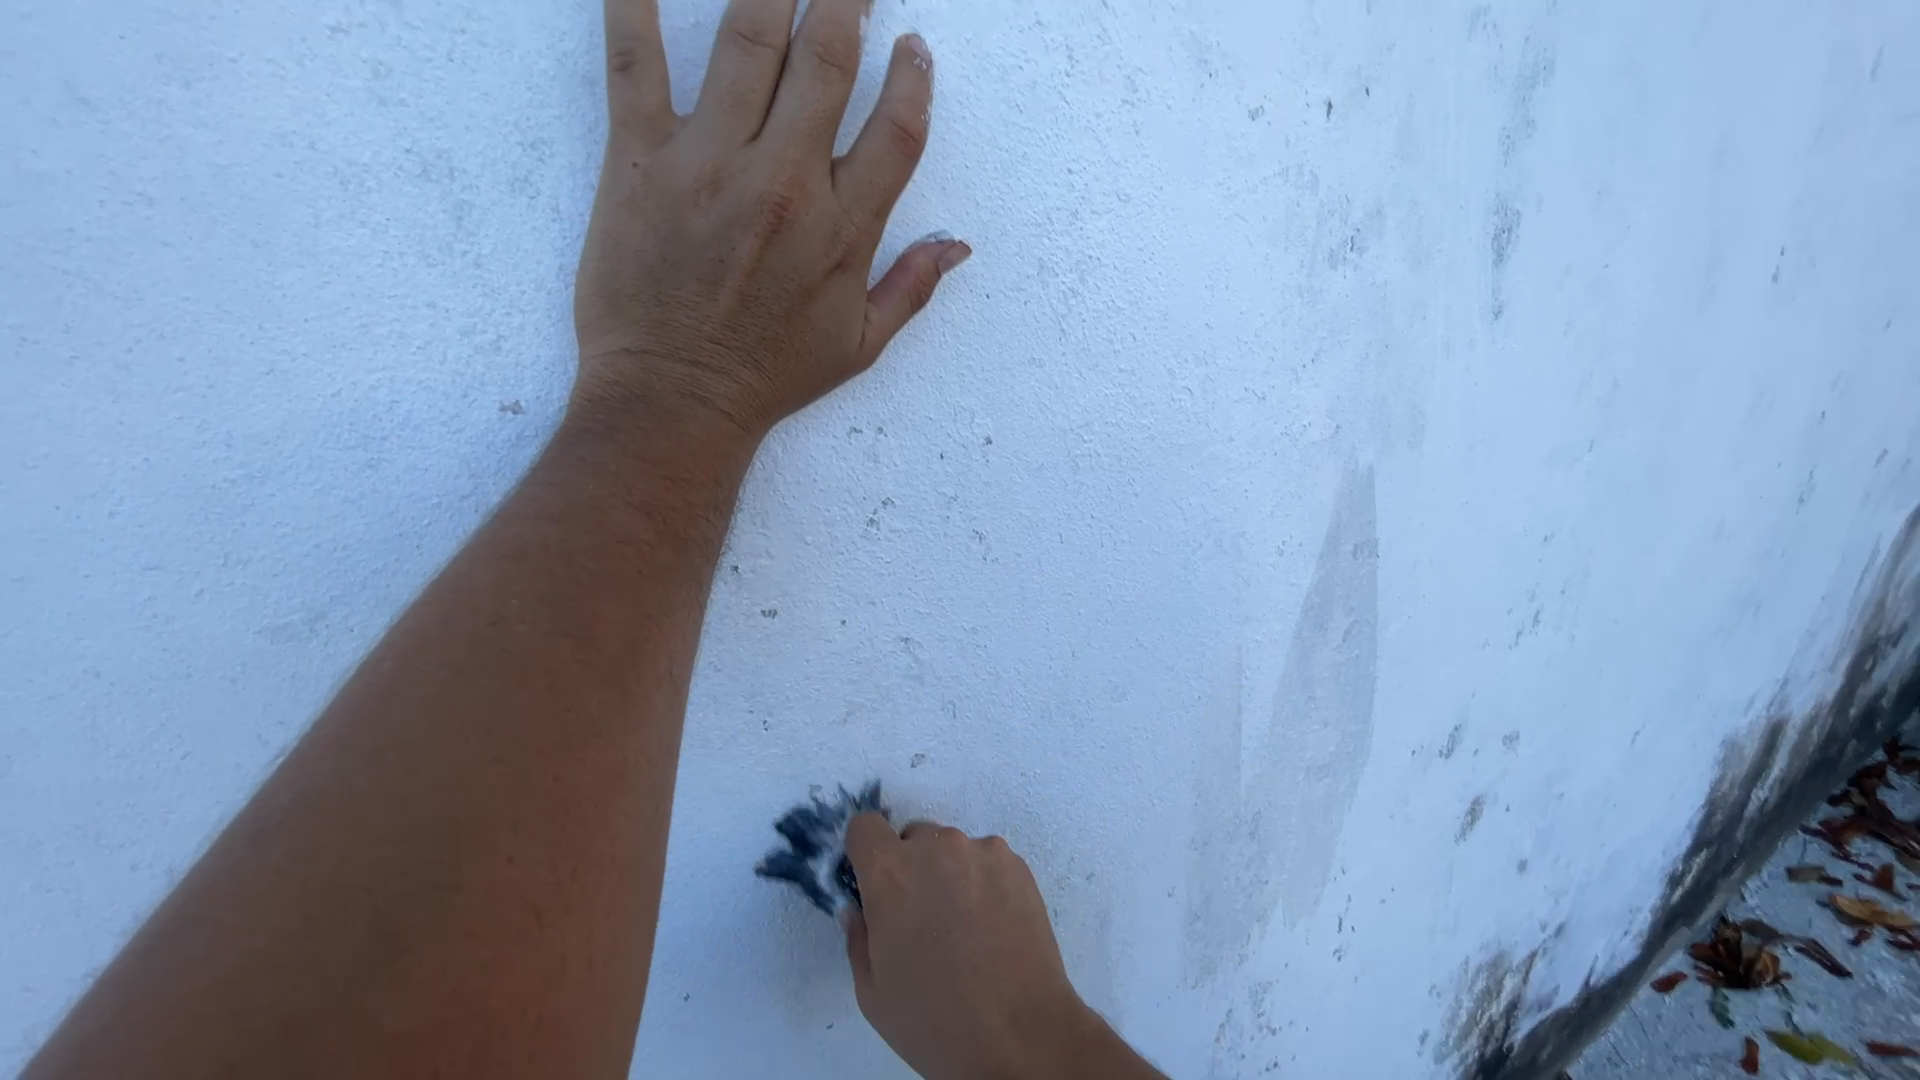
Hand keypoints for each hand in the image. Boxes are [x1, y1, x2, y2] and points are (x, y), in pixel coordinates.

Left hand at [572, 0, 969, 440]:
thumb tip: (957, 245)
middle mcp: (783, 186)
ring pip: (749, 42)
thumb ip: (911, 288)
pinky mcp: (640, 161)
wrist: (675, 399)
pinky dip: (639, 3)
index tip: (911, 50)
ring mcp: (709, 166)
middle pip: (827, 61)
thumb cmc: (766, 377)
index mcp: (841, 232)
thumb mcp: (859, 346)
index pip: (895, 130)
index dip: (912, 79)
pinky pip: (635, 60)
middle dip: (844, 4)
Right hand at [844, 815, 1162, 1079]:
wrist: (1020, 1034)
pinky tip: (992, 926)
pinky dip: (984, 883)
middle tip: (923, 918)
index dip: (865, 853)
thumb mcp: (873, 993)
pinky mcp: (1017, 864)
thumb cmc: (935, 1019)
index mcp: (891, 873)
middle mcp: (936, 848)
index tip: (874, 883)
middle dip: (910, 868)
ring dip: (950, 874)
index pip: (864, 827)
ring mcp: (982, 851)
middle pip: (912, 838)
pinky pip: (987, 862)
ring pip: (952, 850)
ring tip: (965, 927)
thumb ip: (859, 938)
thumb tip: (859, 911)